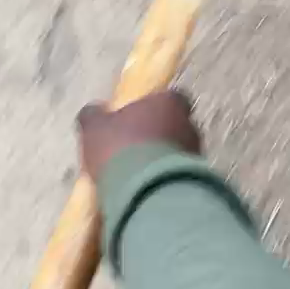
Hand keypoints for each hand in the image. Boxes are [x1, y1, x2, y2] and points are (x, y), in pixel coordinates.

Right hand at [76, 91, 201, 183]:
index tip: (134, 118)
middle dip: (157, 134)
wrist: (147, 191)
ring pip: (178, 150)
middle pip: (174, 123)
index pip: (169, 97)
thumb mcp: (94, 129)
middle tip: (132, 148)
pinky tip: (146, 188)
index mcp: (169, 101)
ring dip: (161, 158)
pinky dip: (166, 178)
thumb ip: (94, 115)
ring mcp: (196, 150)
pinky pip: (178, 173)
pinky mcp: (196, 178)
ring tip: (136, 174)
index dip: (152, 107)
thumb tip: (93, 110)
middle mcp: (189, 122)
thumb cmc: (120, 149)